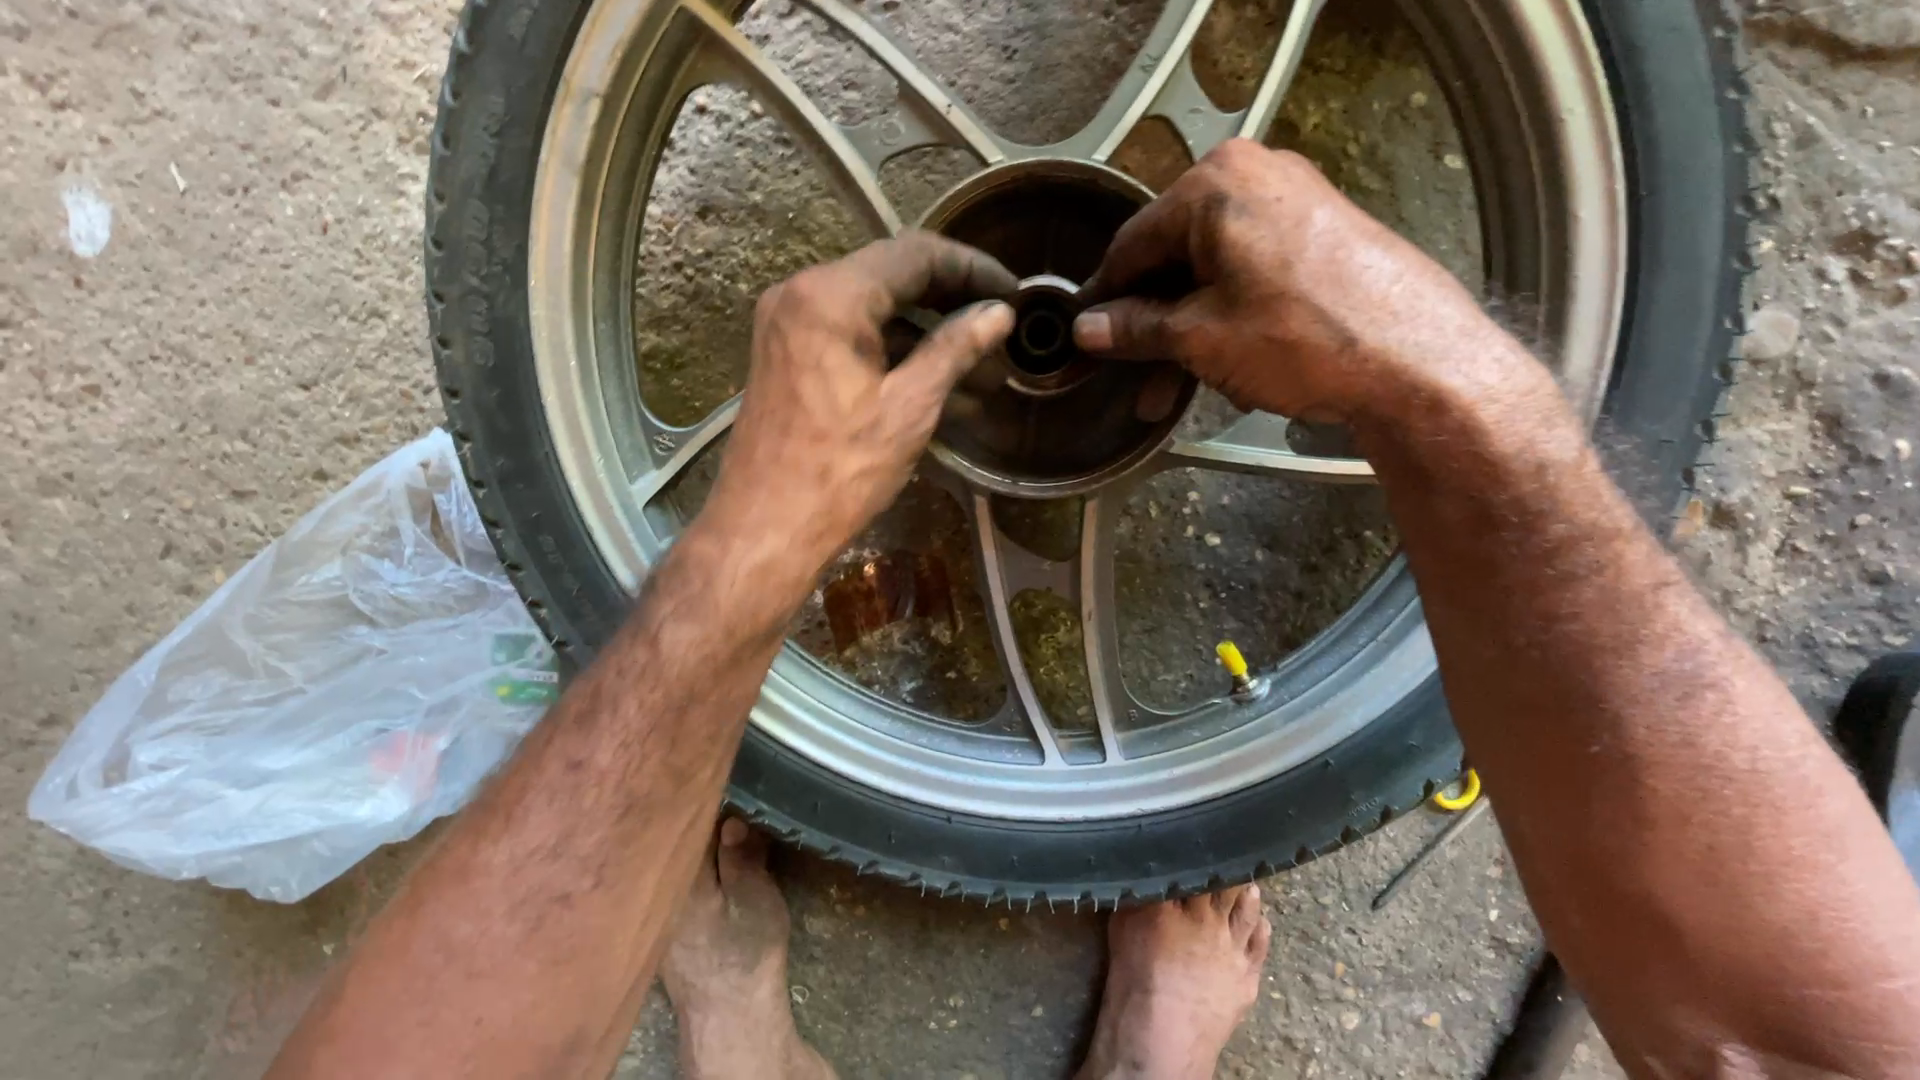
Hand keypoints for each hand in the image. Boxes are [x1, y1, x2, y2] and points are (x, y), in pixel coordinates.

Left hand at [707, 232, 1016, 566]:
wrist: (765, 529)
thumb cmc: (841, 470)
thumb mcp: (910, 406)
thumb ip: (956, 348)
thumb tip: (1000, 314)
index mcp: (831, 296)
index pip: (915, 255)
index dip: (972, 269)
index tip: (1014, 294)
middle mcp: (802, 294)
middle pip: (893, 278)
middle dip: (953, 305)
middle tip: (1003, 332)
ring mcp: (789, 326)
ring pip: (875, 313)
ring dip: (929, 338)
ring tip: (985, 374)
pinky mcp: (788, 358)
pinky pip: (852, 341)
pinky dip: (896, 357)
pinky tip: (943, 389)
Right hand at [1072, 139, 1530, 424]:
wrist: (1418, 361)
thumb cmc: (1302, 338)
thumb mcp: (1200, 338)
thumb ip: (1134, 328)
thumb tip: (1087, 328)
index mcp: (1214, 184)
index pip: (1131, 243)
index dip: (1104, 298)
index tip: (1087, 338)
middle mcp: (1255, 177)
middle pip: (1173, 257)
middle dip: (1150, 324)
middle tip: (1133, 377)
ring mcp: (1293, 203)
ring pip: (1211, 272)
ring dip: (1186, 332)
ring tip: (1172, 392)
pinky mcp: (1321, 235)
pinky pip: (1249, 274)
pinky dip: (1226, 317)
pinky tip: (1219, 367)